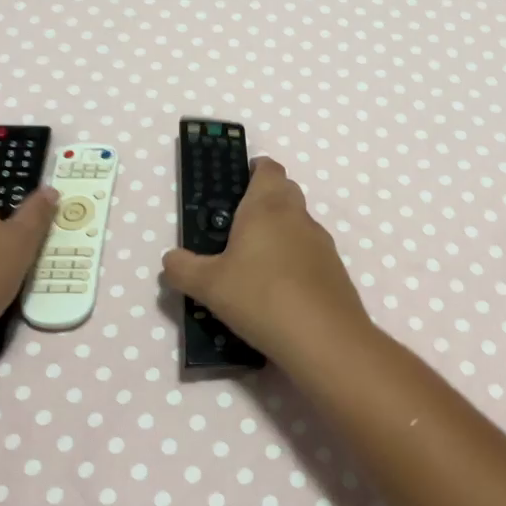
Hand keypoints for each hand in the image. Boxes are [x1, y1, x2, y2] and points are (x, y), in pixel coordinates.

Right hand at [160, 157, 372, 365]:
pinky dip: (294, 261)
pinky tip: (278, 291)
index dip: (254, 169)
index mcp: (267, 206)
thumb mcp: (208, 286)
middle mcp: (297, 216)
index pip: (267, 168)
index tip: (238, 182)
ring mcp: (320, 243)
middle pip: (284, 192)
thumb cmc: (260, 296)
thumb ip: (183, 269)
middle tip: (235, 227)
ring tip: (253, 264)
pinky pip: (309, 254)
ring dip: (279, 233)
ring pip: (297, 225)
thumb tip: (172, 259)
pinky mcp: (334, 270)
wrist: (324, 337)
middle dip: (263, 201)